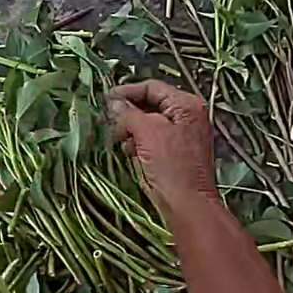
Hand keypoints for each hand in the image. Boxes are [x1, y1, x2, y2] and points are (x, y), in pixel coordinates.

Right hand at [106, 80, 219, 217]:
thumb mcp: (148, 133)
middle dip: (127, 113)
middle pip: (150, 104)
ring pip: (149, 123)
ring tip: (118, 140)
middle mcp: (187, 116)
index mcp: (186, 105)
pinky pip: (152, 139)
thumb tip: (112, 102)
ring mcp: (182, 135)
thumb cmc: (171, 166)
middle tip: (106, 121)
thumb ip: (129, 113)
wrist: (188, 205)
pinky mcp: (176, 153)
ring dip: (131, 129)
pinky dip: (139, 143)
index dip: (127, 92)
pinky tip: (129, 152)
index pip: (152, 87)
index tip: (104, 101)